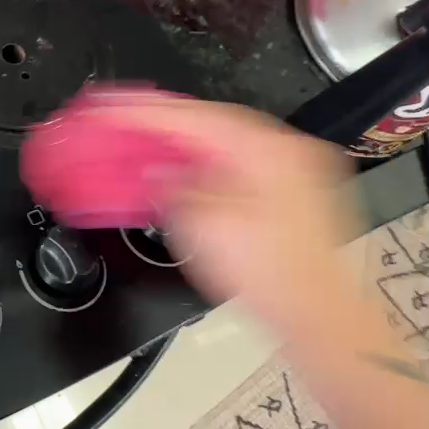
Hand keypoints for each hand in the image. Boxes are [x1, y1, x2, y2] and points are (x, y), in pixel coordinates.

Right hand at [70, 93, 359, 332]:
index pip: (191, 117)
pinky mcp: (284, 195)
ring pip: (217, 145)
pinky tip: (171, 172)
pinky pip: (229, 165)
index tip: (108, 108)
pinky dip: (195, 165)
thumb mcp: (203, 227)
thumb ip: (173, 188)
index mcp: (266, 150)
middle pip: (206, 124)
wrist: (319, 320)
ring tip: (135, 143)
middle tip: (115, 121)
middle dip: (157, 125)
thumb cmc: (276, 280)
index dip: (142, 113)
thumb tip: (157, 174)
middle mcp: (282, 153)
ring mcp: (288, 173)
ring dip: (175, 144)